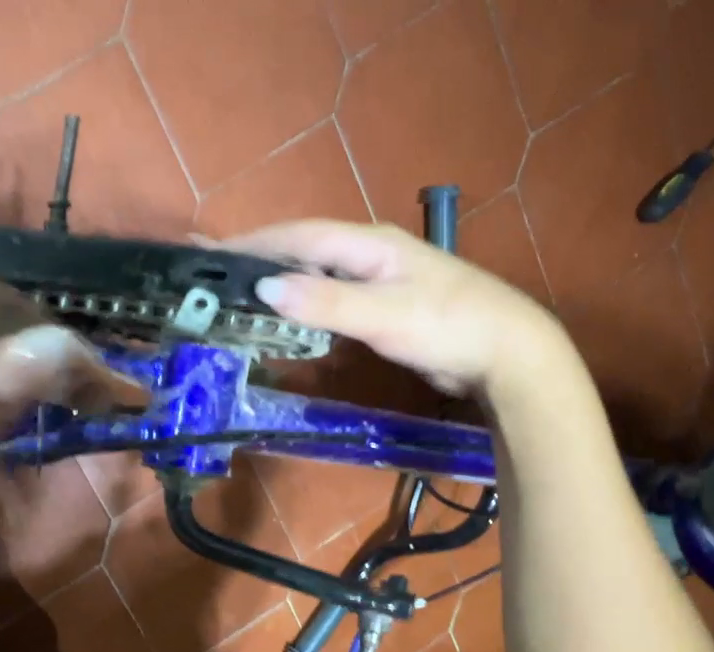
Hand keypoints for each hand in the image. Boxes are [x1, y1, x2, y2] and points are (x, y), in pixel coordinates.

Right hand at [221, 220, 575, 398]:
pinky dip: (294, 301)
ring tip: (231, 289)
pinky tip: (278, 314)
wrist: (507, 354)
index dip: (249, 244)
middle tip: (208, 270)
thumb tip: (264, 288)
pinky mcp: (378, 305)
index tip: (205, 255)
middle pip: (299, 248)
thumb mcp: (384, 314)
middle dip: (253, 257)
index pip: (296, 236)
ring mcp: (374, 279)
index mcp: (368, 244)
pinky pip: (324, 296)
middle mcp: (367, 253)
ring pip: (311, 272)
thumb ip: (325, 301)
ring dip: (271, 279)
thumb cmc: (448, 326)